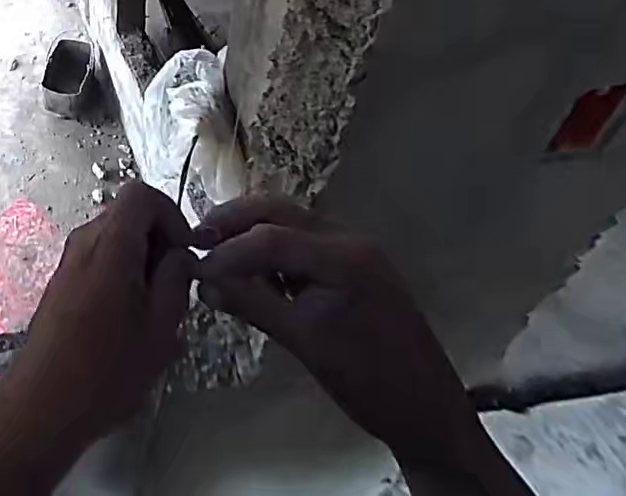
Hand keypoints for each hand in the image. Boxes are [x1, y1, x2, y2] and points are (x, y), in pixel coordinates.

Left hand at [0, 183, 195, 493]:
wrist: (42, 405)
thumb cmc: (105, 370)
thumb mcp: (160, 327)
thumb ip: (176, 279)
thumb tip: (180, 256)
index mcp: (110, 243)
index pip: (142, 193)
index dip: (171, 214)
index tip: (185, 251)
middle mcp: (85, 239)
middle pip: (129, 213)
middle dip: (159, 239)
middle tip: (174, 284)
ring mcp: (70, 257)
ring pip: (117, 236)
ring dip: (142, 258)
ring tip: (154, 306)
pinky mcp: (63, 278)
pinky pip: (101, 255)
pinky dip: (123, 270)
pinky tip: (129, 317)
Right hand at [192, 195, 529, 494]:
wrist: (431, 414)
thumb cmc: (369, 381)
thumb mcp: (304, 343)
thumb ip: (252, 304)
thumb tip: (202, 282)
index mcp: (342, 257)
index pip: (271, 237)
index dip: (228, 250)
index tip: (195, 266)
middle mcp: (347, 238)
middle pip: (278, 211)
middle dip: (235, 220)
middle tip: (198, 237)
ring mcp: (352, 247)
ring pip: (289, 220)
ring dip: (251, 230)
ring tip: (217, 248)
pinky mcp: (352, 262)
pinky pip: (302, 239)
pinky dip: (272, 246)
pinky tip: (253, 266)